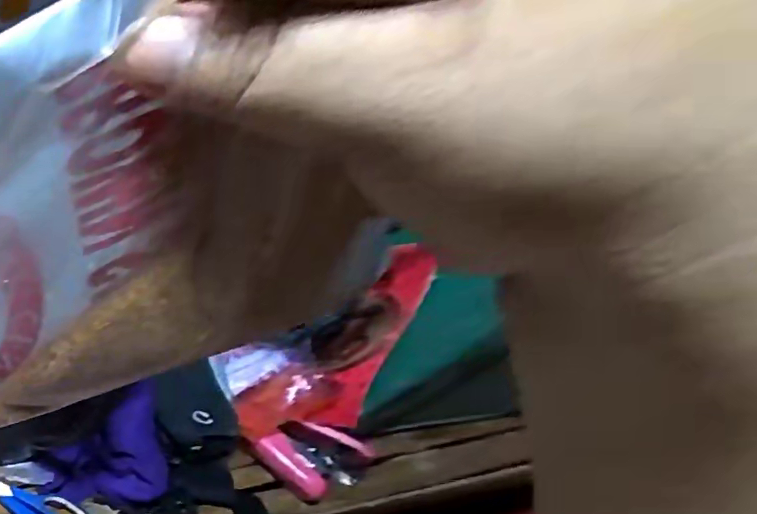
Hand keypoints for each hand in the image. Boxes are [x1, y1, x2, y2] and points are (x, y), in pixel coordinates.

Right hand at [118, 0, 756, 285]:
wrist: (650, 219)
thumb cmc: (557, 135)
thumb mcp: (396, 93)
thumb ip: (263, 67)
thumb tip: (138, 50)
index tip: (145, 39)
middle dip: (212, 19)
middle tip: (143, 72)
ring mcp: (427, 0)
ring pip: (294, 12)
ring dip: (227, 47)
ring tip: (162, 91)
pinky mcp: (420, 39)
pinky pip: (313, 40)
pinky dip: (259, 73)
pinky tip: (214, 104)